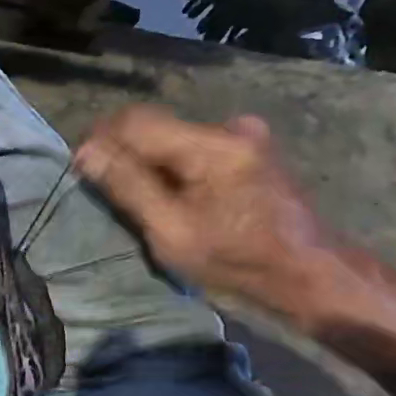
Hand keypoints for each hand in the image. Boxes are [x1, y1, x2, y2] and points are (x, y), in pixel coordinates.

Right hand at [74, 106, 334, 312]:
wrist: (311, 274)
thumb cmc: (240, 263)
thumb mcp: (173, 233)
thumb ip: (129, 187)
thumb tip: (86, 150)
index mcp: (210, 145)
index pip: (134, 120)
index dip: (101, 139)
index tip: (83, 169)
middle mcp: (228, 127)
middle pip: (155, 126)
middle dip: (126, 153)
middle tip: (110, 191)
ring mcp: (245, 135)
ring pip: (174, 137)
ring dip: (152, 161)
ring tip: (144, 200)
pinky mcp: (252, 149)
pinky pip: (197, 147)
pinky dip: (178, 167)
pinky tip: (178, 197)